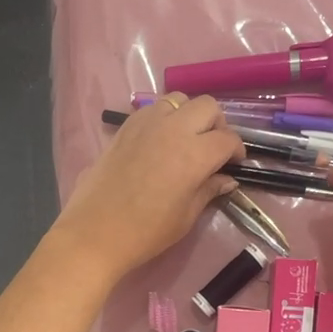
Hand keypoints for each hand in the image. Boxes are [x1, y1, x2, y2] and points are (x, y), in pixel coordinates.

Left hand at [51, 93, 244, 279]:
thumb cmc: (146, 232)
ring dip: (189, 115)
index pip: (227, 139)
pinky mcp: (126, 127)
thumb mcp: (186, 216)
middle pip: (208, 106)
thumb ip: (208, 190)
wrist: (96, 232)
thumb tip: (226, 179)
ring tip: (186, 139)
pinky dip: (164, 117)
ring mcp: (147, 123)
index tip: (234, 164)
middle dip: (217, 124)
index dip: (236, 150)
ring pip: (179, 100)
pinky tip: (160, 141)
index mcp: (194, 154)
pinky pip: (153, 109)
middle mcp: (174, 129)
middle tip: (213, 147)